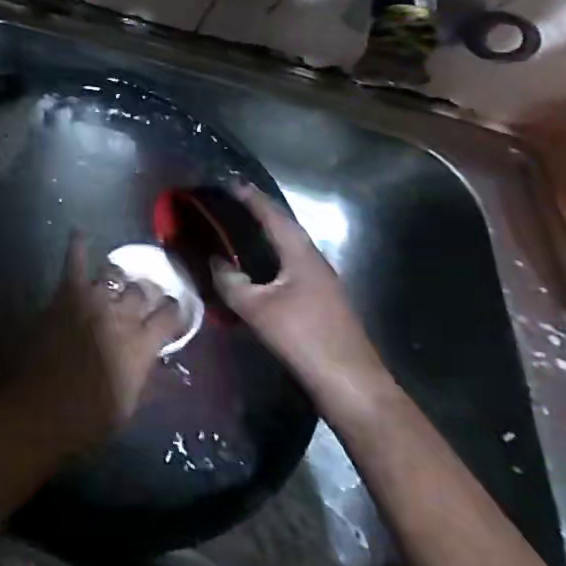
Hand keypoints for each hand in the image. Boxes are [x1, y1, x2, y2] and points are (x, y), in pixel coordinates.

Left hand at [3, 232, 185, 453]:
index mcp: (143, 344)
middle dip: (148, 293)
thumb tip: (168, 367)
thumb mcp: (131, 403)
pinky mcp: (65, 294)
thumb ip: (151, 378)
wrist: (43, 407)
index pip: (172, 316)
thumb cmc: (90, 415)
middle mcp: (121, 315)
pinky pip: (74, 262)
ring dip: (119, 277)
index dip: (177, 312)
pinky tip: (80, 232)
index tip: (177, 313)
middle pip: (143, 290)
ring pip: (114, 273)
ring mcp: (92, 300)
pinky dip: (77, 246)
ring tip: (118, 281)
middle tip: (144, 299)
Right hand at [210, 185, 389, 402]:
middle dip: (259, 212)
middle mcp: (315, 262)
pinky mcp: (322, 300)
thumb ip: (230, 281)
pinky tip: (258, 265)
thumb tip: (216, 261)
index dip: (252, 199)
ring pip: (289, 247)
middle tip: (232, 201)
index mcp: (301, 255)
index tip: (230, 182)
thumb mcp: (255, 308)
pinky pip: (291, 264)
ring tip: (240, 227)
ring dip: (267, 234)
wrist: (350, 382)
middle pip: (285, 228)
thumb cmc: (303, 337)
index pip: (273, 216)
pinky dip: (272, 254)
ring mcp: (322, 282)